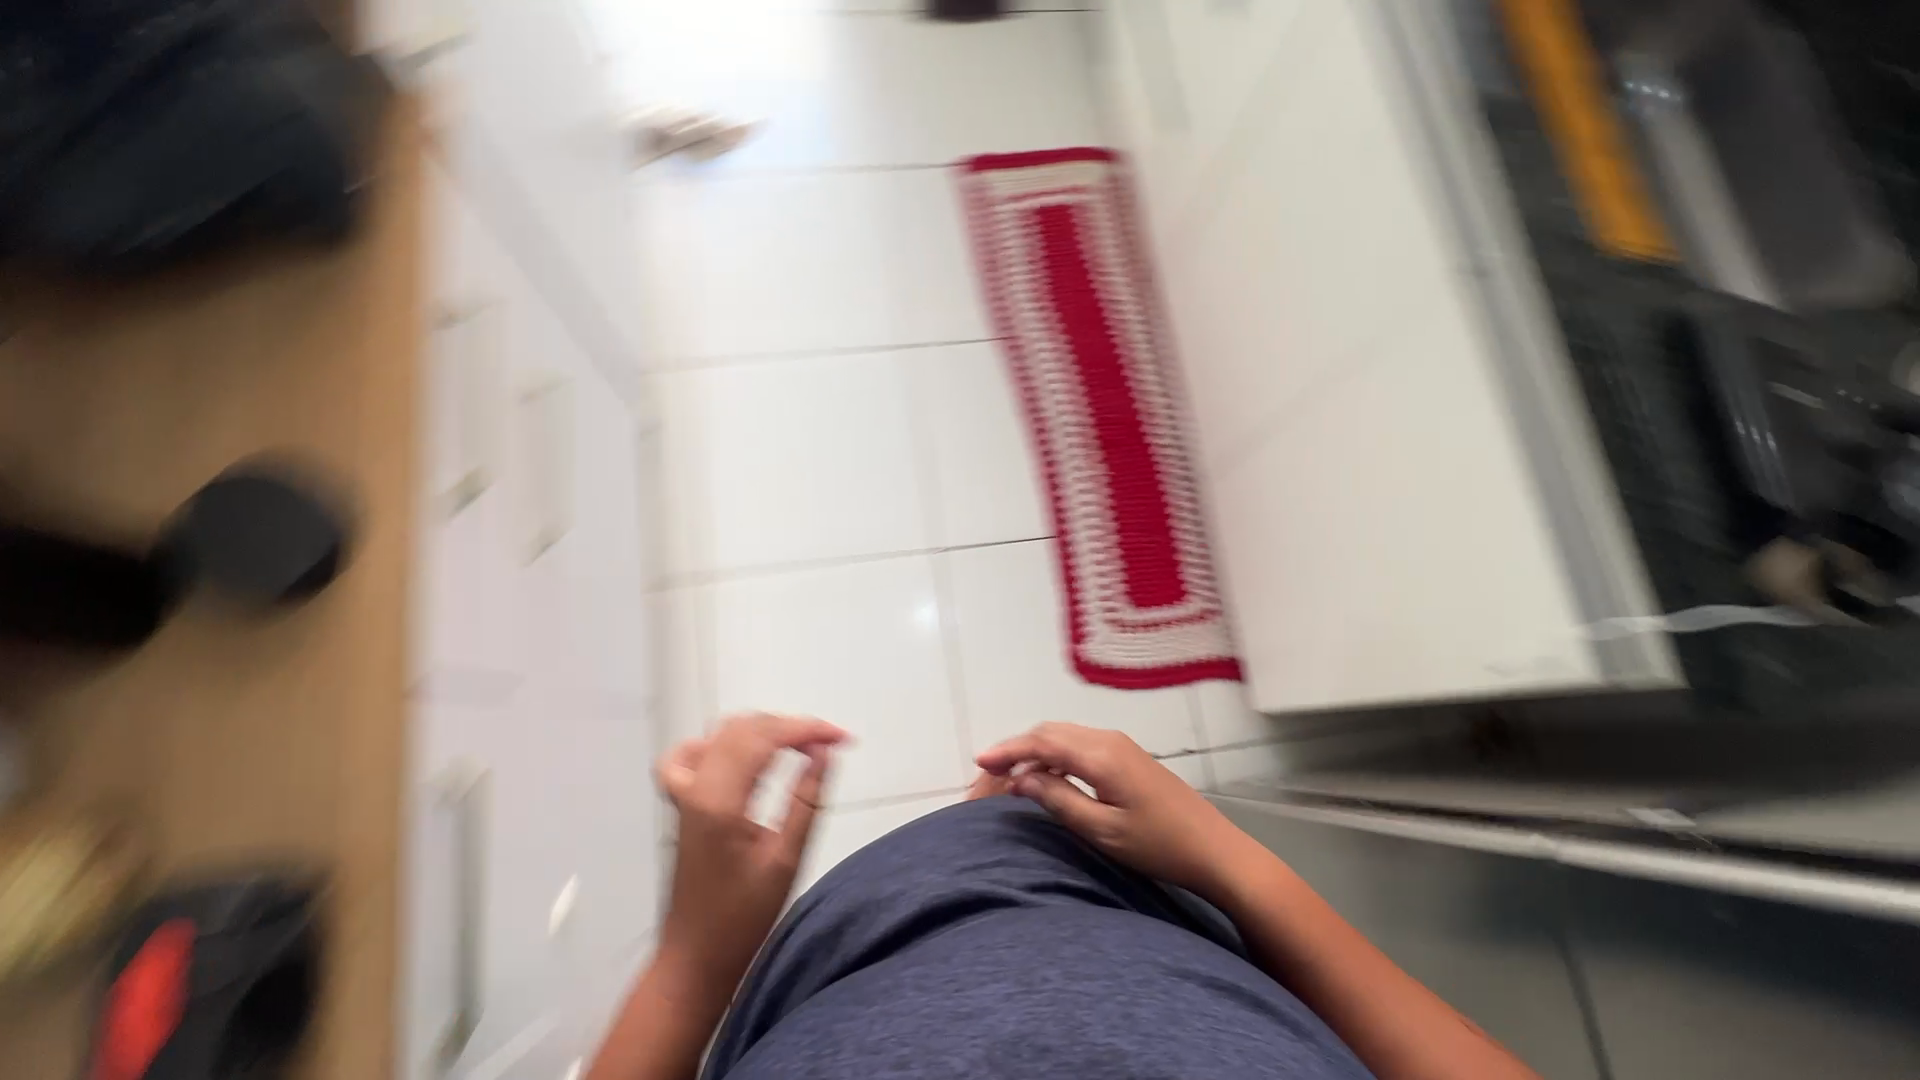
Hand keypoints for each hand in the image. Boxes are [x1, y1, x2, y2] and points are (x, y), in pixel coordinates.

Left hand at [656, 712, 847, 998]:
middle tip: (829, 744)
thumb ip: (806, 800)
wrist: (693, 959)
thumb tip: (824, 752)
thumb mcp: (786, 860)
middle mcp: (696, 786)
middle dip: (791, 726)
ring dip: (763, 730)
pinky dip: (723, 742)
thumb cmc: (743, 919)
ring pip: (722, 734)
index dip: (807, 729)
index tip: (843, 739)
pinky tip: (744, 755)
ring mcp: (684, 793)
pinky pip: (694, 753)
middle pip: (744, 728)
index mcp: (720, 800)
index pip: (765, 737)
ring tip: (799, 746)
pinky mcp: (682, 803)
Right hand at [976, 722, 1263, 901]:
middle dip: (1016, 749)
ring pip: (1064, 736)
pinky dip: (1054, 755)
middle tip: (987, 774)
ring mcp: (1120, 746)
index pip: (1042, 743)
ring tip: (1008, 776)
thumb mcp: (1103, 831)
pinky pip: (1078, 745)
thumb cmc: (1158, 846)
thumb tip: (1022, 780)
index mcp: (1100, 755)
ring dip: (1034, 751)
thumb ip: (1060, 800)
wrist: (1215, 850)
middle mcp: (1108, 740)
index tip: (979, 762)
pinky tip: (1045, 777)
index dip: (1008, 751)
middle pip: (1050, 733)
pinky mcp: (1127, 757)